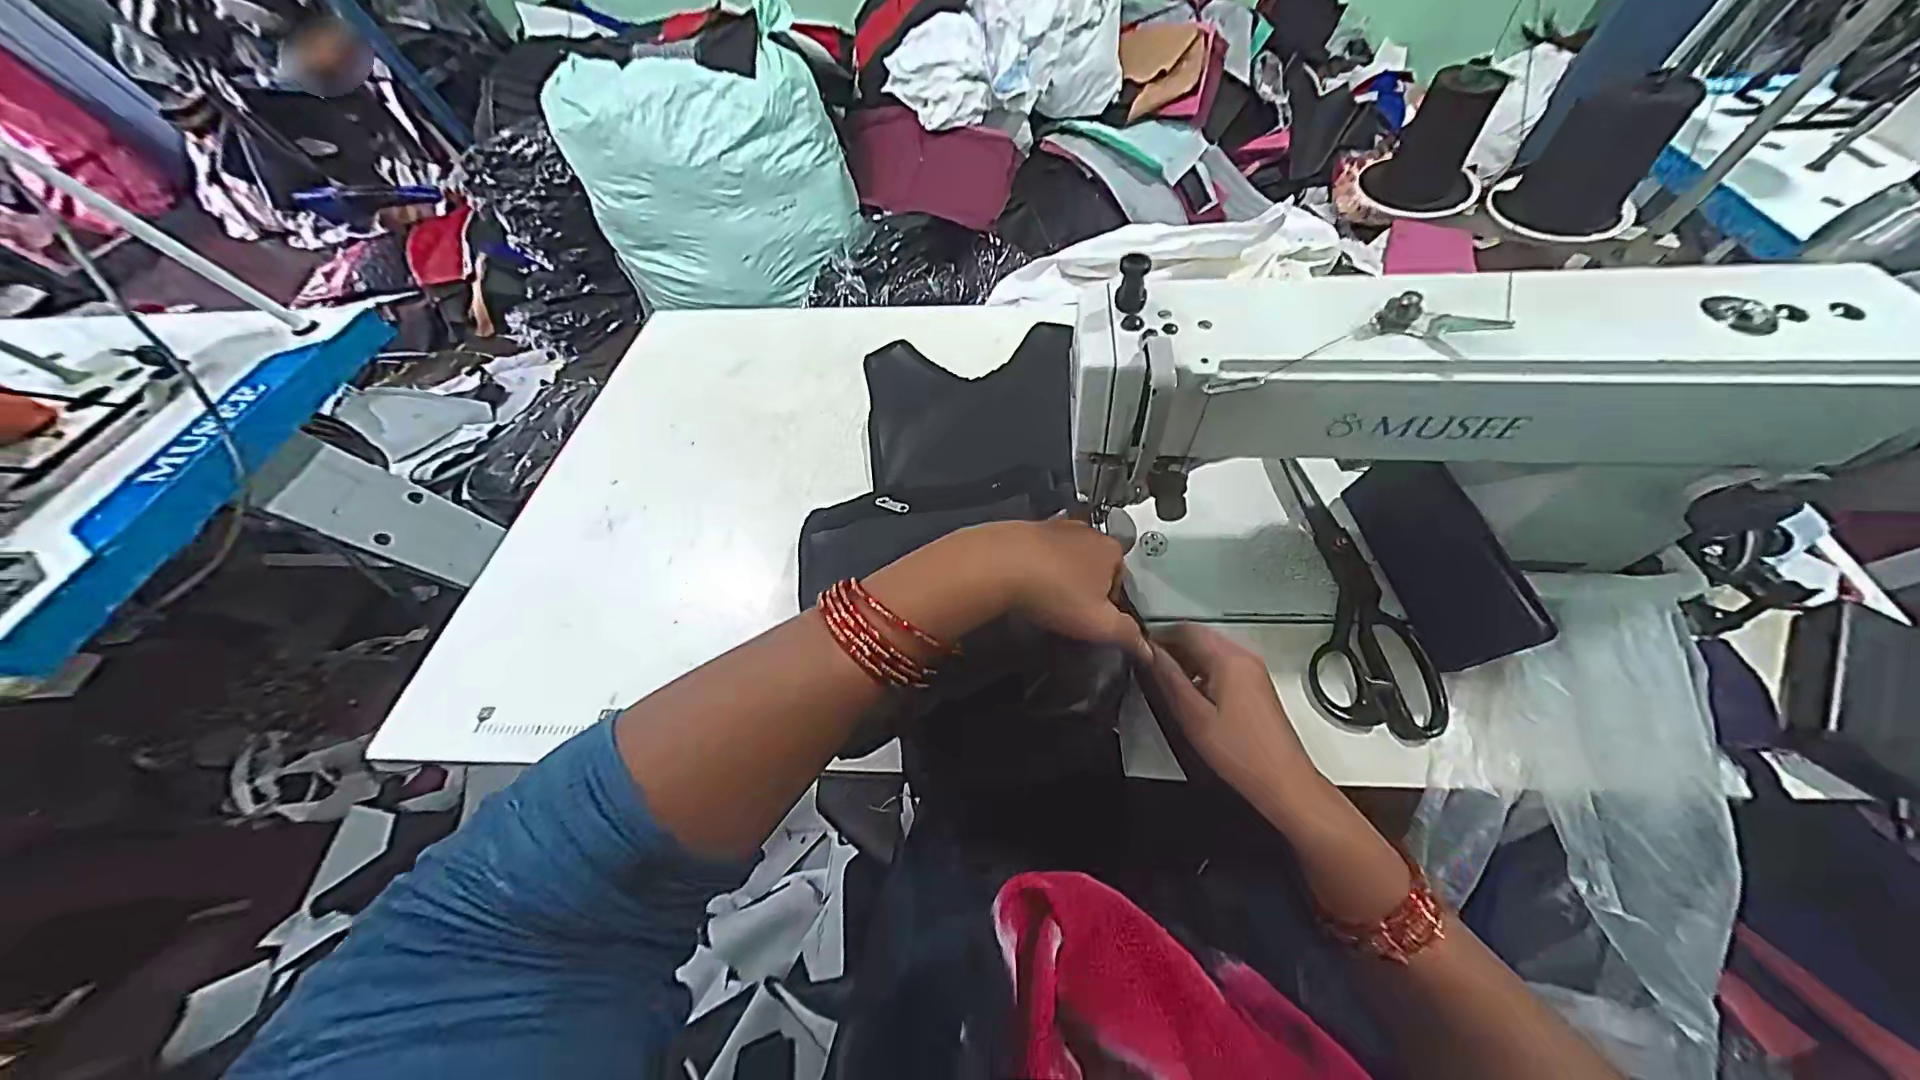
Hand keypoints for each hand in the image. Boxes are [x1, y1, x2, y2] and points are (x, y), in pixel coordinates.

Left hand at [996, 518, 1148, 660]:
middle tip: (1070, 611)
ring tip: (1047, 599)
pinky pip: (1040, 553)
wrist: (999, 564)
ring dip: (1061, 577)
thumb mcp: (1099, 623)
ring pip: (1067, 559)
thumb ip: (1128, 635)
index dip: (1112, 605)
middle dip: (1086, 589)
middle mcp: (1086, 532)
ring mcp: (1056, 527)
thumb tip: (1146, 648)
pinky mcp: (1028, 530)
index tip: (1095, 620)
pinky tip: (1027, 584)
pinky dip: (1037, 567)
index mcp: (1112, 550)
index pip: (1124, 581)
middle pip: (1095, 567)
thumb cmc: (1053, 590)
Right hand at [1147, 623, 1317, 793]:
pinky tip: (1191, 693)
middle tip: (1150, 663)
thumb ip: (1169, 679)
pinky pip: (1223, 665)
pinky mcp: (1256, 685)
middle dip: (1172, 647)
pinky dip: (1203, 671)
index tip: (1142, 646)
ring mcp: (1254, 671)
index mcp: (1229, 661)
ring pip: (1211, 650)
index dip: (1159, 635)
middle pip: (1201, 637)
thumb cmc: (1244, 754)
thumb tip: (1153, 655)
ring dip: (1187, 659)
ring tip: (1167, 680)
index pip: (1186, 630)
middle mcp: (1246, 659)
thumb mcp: (1194, 716)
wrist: (1283, 780)